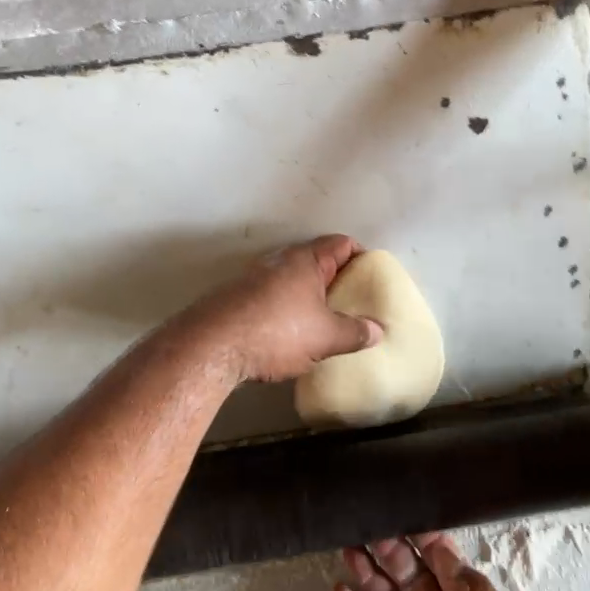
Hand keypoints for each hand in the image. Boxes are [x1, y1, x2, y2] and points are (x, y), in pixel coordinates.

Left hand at [157, 235, 381, 383]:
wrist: (212, 346)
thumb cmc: (276, 331)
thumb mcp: (325, 336)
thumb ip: (355, 332)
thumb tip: (377, 330)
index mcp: (306, 259)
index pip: (342, 244)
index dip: (362, 258)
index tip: (373, 280)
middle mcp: (280, 261)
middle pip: (318, 262)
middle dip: (338, 282)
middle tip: (355, 306)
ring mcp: (255, 278)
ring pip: (293, 282)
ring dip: (310, 298)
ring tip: (327, 324)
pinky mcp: (239, 299)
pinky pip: (274, 299)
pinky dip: (288, 311)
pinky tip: (292, 335)